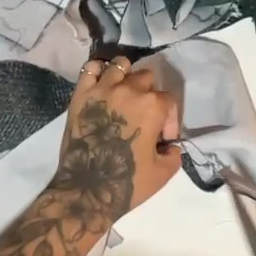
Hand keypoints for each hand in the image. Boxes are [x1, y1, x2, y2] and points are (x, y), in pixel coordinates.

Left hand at [42, 58, 183, 236]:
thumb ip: (174, 155)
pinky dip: (97, 71)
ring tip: (123, 93)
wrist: (86, 190)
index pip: (169, 100)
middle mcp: (130, 90)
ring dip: (126, 76)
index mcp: (153, 106)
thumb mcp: (162, 174)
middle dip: (149, 94)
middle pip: (146, 77)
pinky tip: (101, 83)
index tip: (161, 137)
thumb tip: (171, 146)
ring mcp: (103, 89)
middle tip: (142, 115)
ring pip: (120, 65)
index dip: (169, 119)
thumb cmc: (127, 182)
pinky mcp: (81, 94)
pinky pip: (90, 68)